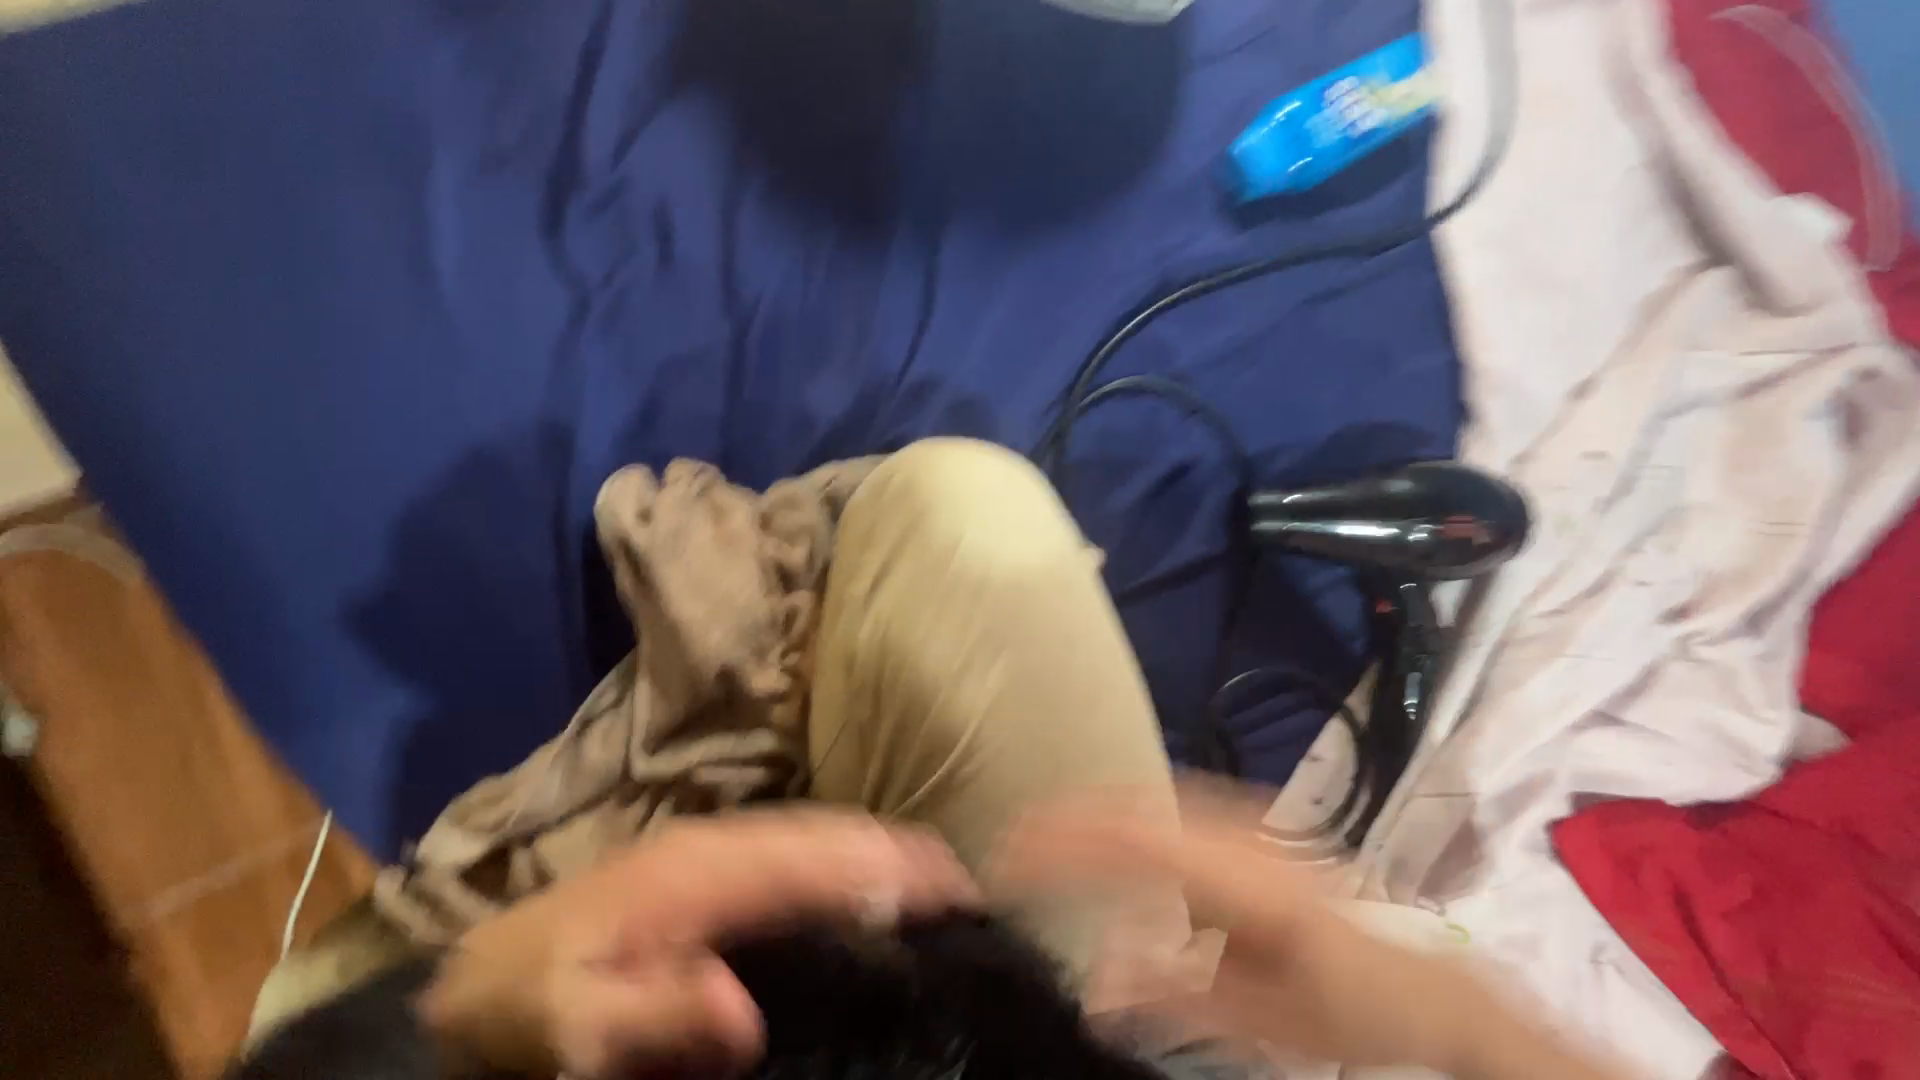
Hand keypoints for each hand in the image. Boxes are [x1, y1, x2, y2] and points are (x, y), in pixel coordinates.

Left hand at [418, 809, 977, 1079]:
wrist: (480, 975)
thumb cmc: (532, 1001)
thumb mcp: (576, 1024)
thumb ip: (656, 1016)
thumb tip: (746, 1012)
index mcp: (698, 873)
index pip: (812, 857)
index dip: (884, 865)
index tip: (951, 884)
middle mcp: (721, 844)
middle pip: (828, 832)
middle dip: (899, 850)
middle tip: (965, 888)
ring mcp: (718, 847)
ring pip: (818, 832)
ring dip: (878, 848)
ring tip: (936, 882)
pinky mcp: (715, 864)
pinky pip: (799, 848)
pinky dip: (846, 857)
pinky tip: (868, 884)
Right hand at [994, 789, 1626, 1079]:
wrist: (1426, 986)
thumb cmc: (1347, 1006)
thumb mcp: (1265, 1020)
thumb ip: (1176, 996)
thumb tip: (1093, 984)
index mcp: (1244, 878)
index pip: (1135, 839)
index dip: (1067, 841)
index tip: (1014, 856)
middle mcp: (1240, 834)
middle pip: (1136, 806)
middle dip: (1067, 818)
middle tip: (1013, 842)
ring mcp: (1248, 824)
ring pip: (1153, 799)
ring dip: (1092, 810)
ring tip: (1043, 830)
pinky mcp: (1251, 829)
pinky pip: (1173, 807)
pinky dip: (1126, 813)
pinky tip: (1106, 829)